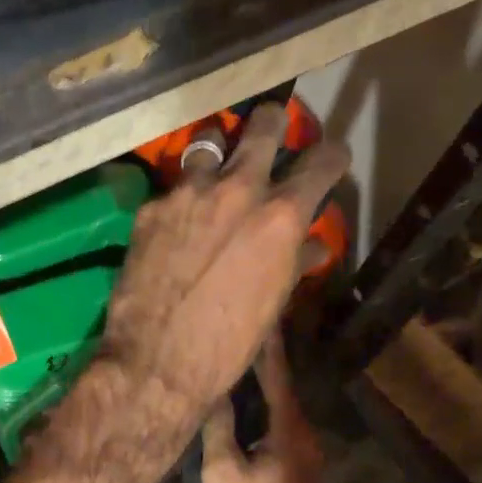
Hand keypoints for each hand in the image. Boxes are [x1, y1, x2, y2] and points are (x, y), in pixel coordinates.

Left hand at [102, 103, 349, 423]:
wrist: (156, 361)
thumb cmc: (227, 342)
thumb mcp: (273, 301)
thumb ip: (295, 262)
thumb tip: (314, 246)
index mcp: (280, 214)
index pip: (322, 161)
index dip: (331, 157)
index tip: (330, 157)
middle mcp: (236, 190)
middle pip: (263, 127)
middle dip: (273, 122)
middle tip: (273, 123)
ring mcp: (187, 194)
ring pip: (208, 146)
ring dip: (217, 153)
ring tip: (215, 167)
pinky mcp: (150, 209)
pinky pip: (172, 189)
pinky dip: (181, 199)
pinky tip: (175, 222)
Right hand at [201, 339, 326, 482]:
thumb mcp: (221, 471)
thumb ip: (218, 425)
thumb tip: (214, 385)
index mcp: (289, 430)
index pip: (277, 376)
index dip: (268, 347)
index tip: (263, 317)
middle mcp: (309, 437)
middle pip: (285, 391)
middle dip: (266, 366)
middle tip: (243, 339)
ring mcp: (313, 458)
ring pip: (286, 414)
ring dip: (266, 393)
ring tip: (242, 371)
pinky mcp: (308, 475)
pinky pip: (287, 433)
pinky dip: (269, 416)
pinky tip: (250, 415)